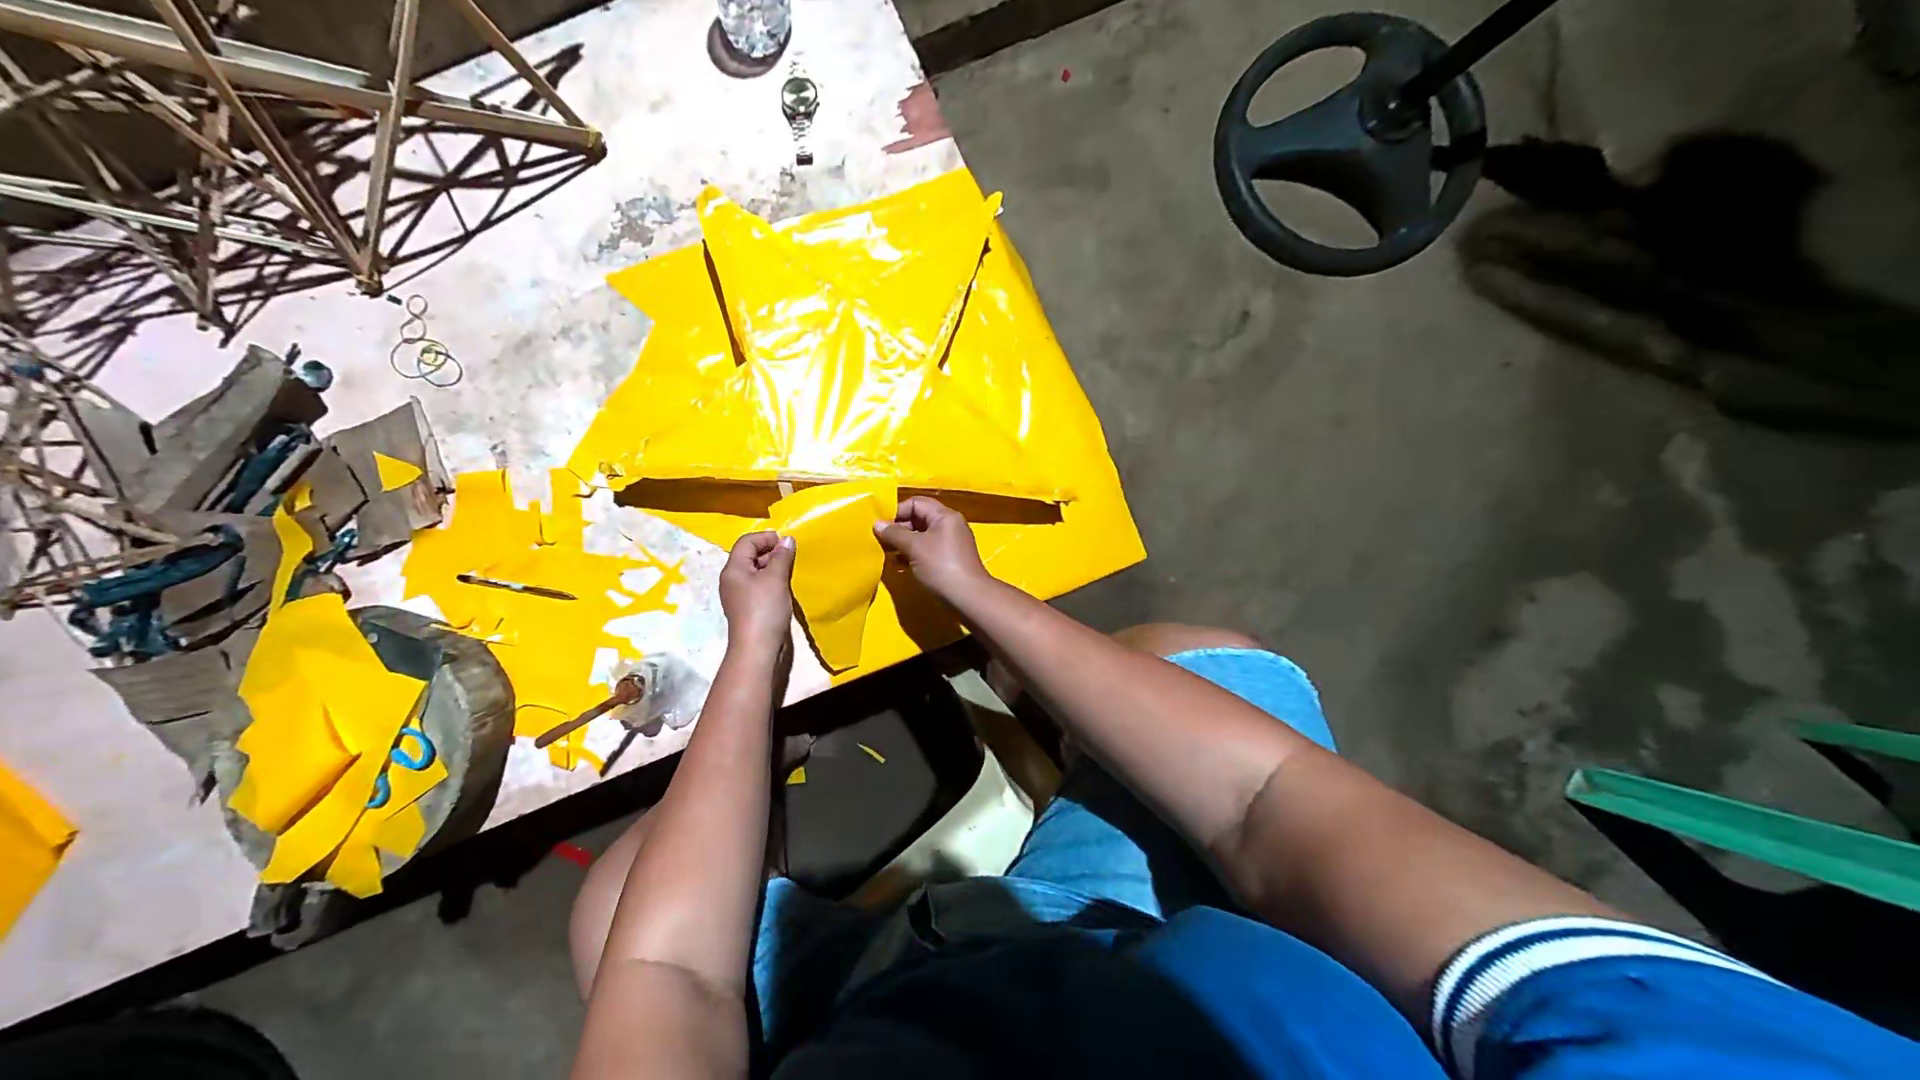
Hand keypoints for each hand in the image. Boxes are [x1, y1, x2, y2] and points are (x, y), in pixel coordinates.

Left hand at [720, 531, 794, 658]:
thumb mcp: (775, 578)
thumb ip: (782, 556)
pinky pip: (761, 586)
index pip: (747, 542)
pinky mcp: (750, 608)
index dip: (766, 538)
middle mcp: (733, 579)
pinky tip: (786, 588)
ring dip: (774, 568)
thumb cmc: (764, 608)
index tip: (787, 544)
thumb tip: (787, 539)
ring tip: (792, 572)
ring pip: (757, 572)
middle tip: (792, 558)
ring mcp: (741, 595)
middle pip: (750, 555)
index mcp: (733, 569)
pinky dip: (773, 582)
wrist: (757, 648)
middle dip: (772, 552)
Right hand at [873, 497, 991, 601]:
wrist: (967, 597)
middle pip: (918, 518)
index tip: (881, 527)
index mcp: (944, 516)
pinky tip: (899, 565)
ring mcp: (949, 543)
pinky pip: (926, 550)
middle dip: (898, 529)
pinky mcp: (948, 560)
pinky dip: (912, 555)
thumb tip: (876, 524)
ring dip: (903, 543)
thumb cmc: (940, 566)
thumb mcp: (914, 547)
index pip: (916, 503)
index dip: (897, 512)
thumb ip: (894, 534)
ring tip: (887, 554)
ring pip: (921, 536)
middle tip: (881, 541)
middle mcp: (949, 525)